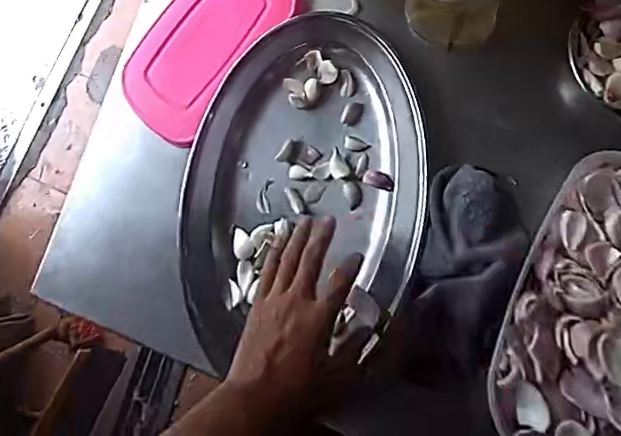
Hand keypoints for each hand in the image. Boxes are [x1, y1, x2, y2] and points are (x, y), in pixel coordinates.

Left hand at [225, 215, 365, 418]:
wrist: (253, 399)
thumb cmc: (293, 393)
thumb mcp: (333, 380)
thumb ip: (352, 352)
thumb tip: (366, 332)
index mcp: (319, 319)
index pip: (340, 284)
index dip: (351, 266)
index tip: (357, 256)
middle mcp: (298, 301)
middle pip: (312, 259)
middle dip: (323, 237)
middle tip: (329, 221)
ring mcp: (276, 299)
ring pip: (289, 258)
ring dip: (298, 237)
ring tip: (305, 221)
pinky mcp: (259, 303)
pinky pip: (268, 270)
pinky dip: (274, 252)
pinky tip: (277, 241)